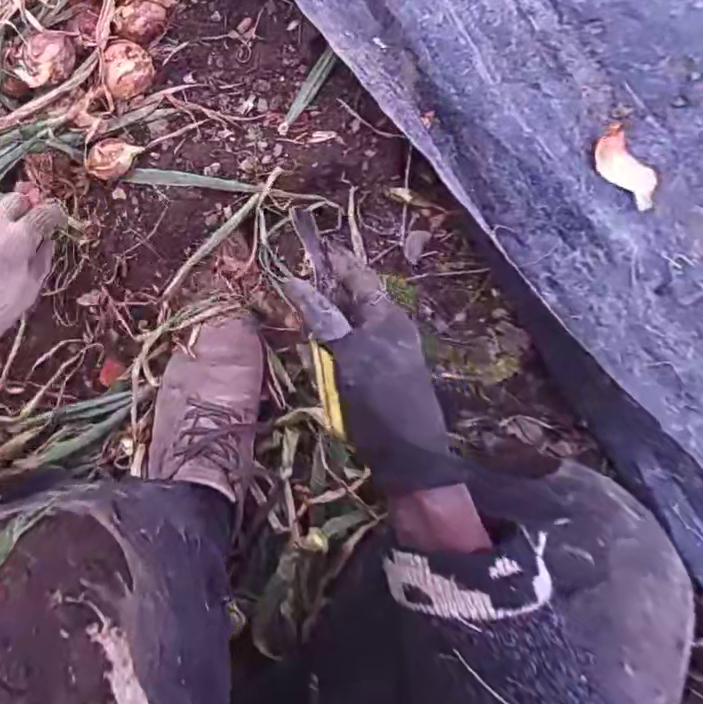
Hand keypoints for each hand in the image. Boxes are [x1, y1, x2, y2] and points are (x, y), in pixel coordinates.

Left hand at [0, 189, 65, 375]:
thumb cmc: (1, 306)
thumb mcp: (30, 287)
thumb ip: (41, 260)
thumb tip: (48, 242)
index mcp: (19, 235)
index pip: (42, 213)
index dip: (53, 214)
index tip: (57, 221)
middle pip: (15, 200)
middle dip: (27, 205)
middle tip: (35, 218)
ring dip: (8, 218)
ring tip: (13, 238)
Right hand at [283, 243, 465, 495]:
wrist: (409, 458)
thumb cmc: (378, 402)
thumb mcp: (346, 355)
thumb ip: (322, 316)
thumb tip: (294, 280)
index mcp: (386, 317)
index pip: (358, 276)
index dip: (335, 259)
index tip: (312, 244)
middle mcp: (389, 327)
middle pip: (352, 297)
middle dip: (325, 287)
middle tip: (296, 280)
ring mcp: (386, 350)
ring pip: (349, 321)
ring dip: (326, 315)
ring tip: (301, 311)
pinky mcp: (379, 371)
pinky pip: (350, 344)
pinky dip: (331, 339)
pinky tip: (317, 347)